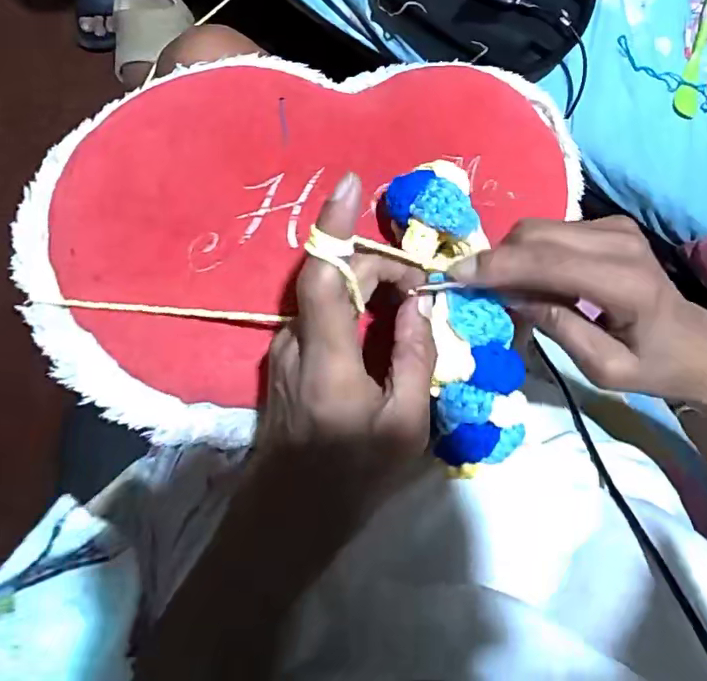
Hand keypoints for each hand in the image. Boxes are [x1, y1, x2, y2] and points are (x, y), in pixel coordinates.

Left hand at [247, 172, 434, 528]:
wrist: (284, 522)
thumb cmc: (350, 479)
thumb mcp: (404, 426)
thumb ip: (415, 356)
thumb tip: (418, 304)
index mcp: (325, 357)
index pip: (323, 274)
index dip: (335, 226)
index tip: (352, 184)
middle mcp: (294, 341)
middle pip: (333, 276)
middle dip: (380, 265)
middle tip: (422, 288)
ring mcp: (284, 349)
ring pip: (328, 294)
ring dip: (368, 285)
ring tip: (409, 303)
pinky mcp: (285, 358)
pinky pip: (324, 314)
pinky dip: (355, 305)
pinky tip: (383, 325)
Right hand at [450, 216, 706, 408]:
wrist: (699, 345)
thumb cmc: (657, 367)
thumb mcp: (605, 368)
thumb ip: (557, 326)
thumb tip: (508, 295)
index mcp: (625, 281)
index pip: (547, 261)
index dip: (498, 266)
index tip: (456, 275)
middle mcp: (621, 241)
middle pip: (537, 235)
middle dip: (498, 258)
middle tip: (474, 289)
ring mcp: (617, 227)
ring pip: (540, 228)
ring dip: (512, 255)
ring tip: (505, 292)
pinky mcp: (611, 224)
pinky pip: (553, 230)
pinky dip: (531, 252)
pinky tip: (532, 280)